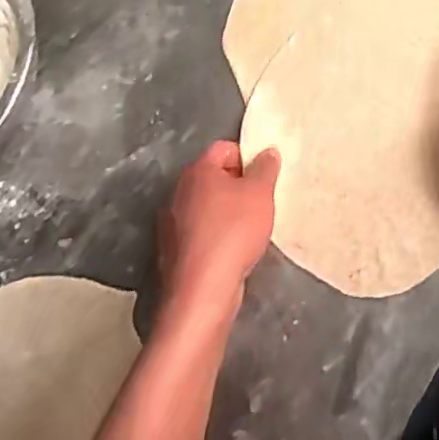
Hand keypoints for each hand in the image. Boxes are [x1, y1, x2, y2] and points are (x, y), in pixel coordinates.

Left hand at [161, 141, 279, 303]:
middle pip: (215, 177)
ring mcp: (172, 224)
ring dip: (228, 211)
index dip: (247, 157)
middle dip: (239, 184)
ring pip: (208, 206)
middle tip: (260, 199)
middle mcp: (178, 192)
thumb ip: (266, 168)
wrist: (202, 291)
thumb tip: (266, 153)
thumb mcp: (261, 193)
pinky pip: (200, 231)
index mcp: (197, 171)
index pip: (224, 148)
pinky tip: (232, 249)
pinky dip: (216, 234)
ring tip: (250, 227)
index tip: (263, 176)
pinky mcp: (173, 251)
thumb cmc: (233, 232)